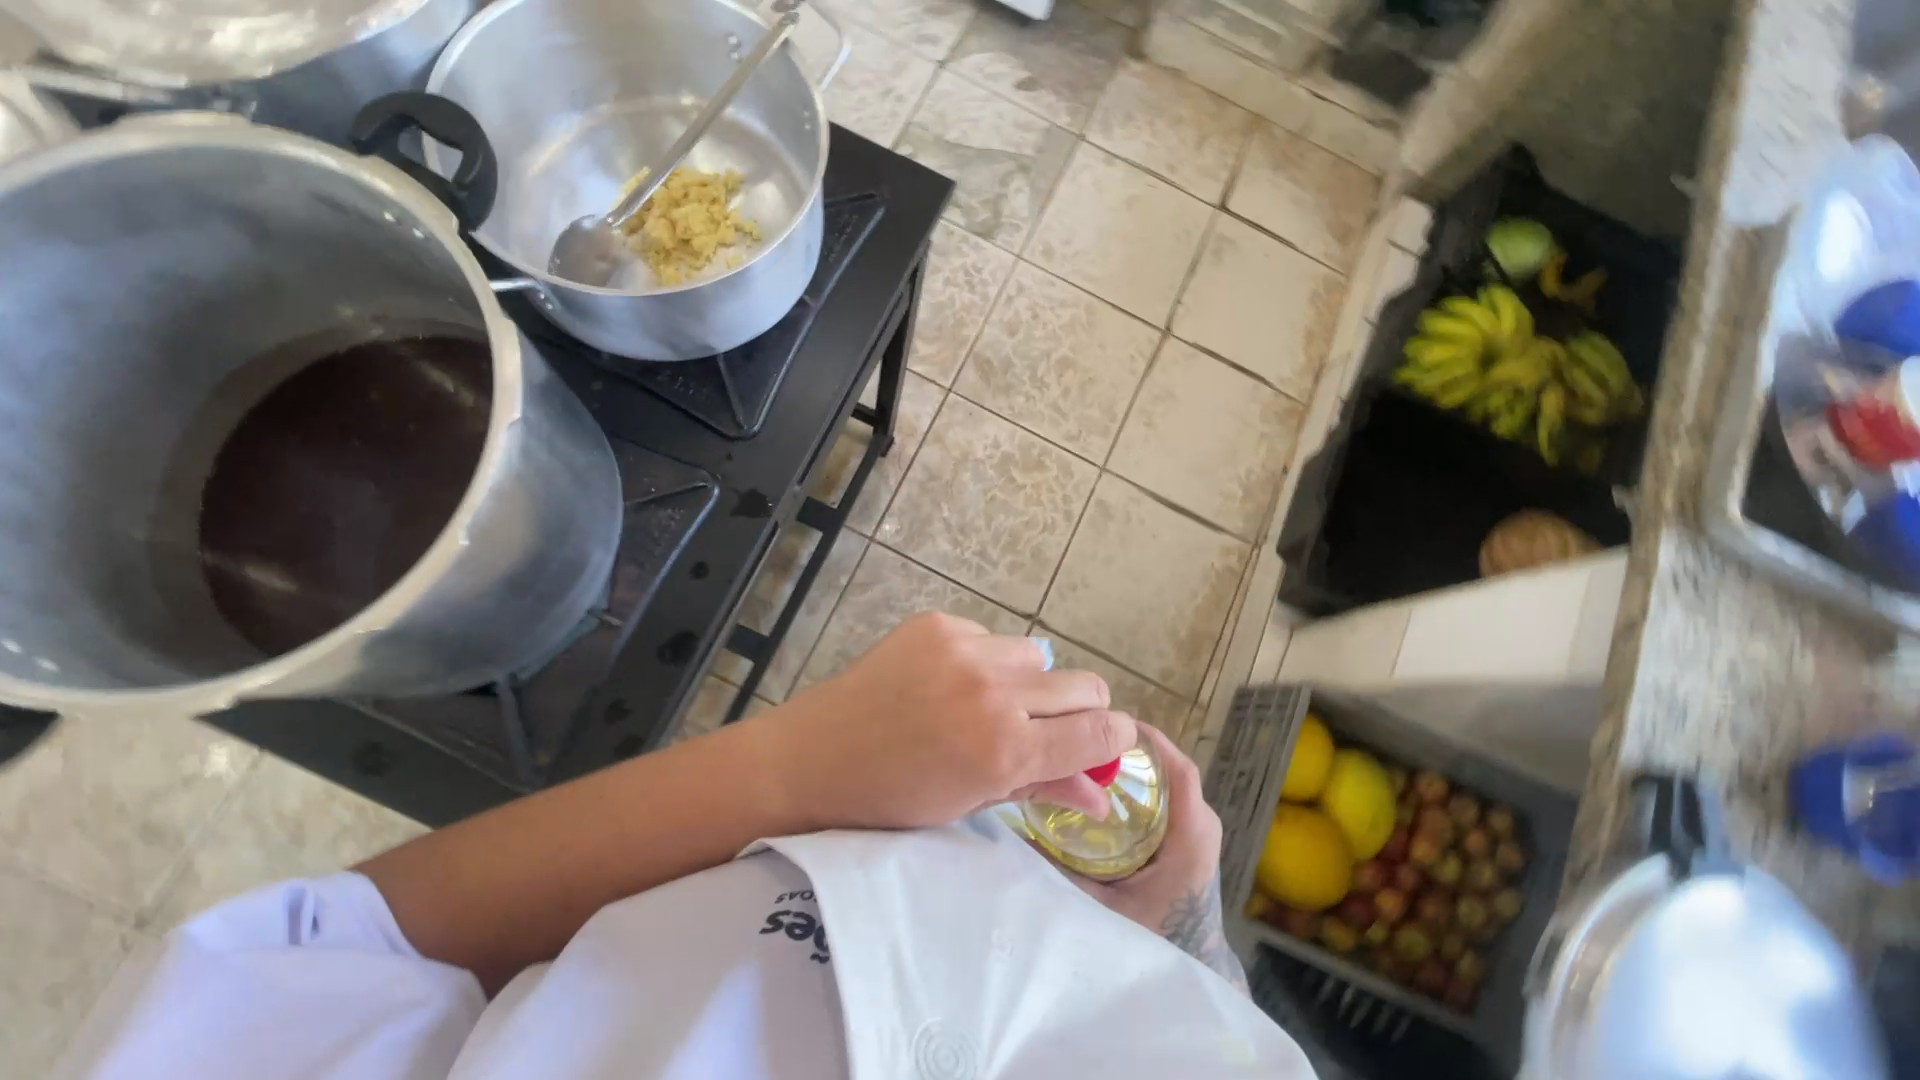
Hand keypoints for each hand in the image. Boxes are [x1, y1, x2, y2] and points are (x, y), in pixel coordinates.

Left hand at [750, 612, 1137, 830]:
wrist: (814, 758)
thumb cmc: (894, 799)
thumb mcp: (972, 803)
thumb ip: (1043, 789)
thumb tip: (1103, 795)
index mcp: (1005, 751)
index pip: (1100, 732)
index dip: (1115, 738)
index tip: (1108, 742)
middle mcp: (994, 694)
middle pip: (1085, 685)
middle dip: (1081, 709)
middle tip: (1049, 728)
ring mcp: (965, 651)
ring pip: (1037, 656)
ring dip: (1027, 682)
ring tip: (985, 705)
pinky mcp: (939, 624)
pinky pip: (989, 637)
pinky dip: (983, 660)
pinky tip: (947, 684)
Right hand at [1064, 725, 1246, 992]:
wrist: (1189, 963)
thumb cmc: (1152, 937)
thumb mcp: (1103, 908)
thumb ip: (1063, 874)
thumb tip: (1017, 837)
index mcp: (1191, 836)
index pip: (1178, 771)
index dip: (1147, 742)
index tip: (1106, 724)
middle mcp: (1201, 823)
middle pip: (1167, 766)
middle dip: (1128, 747)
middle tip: (1083, 737)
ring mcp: (1198, 825)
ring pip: (1166, 776)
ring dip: (1133, 762)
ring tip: (1088, 754)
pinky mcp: (1189, 830)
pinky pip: (1166, 792)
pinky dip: (1138, 780)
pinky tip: (1104, 783)